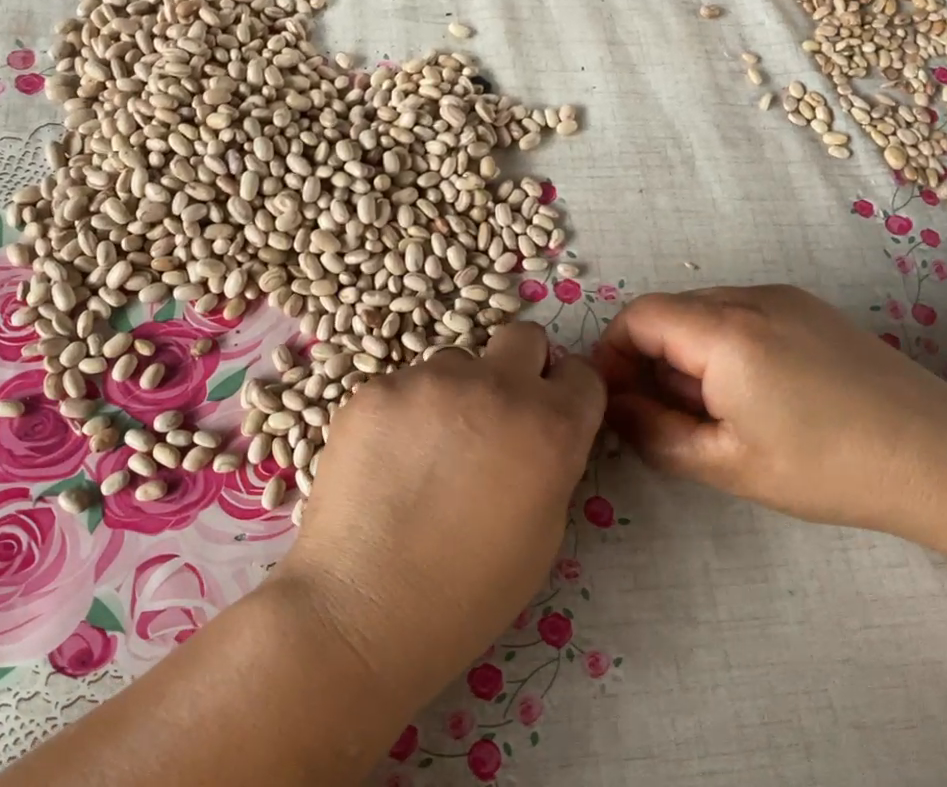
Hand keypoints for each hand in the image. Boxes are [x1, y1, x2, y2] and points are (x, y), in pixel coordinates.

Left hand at [274, 323, 606, 704]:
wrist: (365, 608)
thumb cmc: (468, 592)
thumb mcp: (544, 533)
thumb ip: (551, 464)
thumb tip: (537, 435)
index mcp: (550, 426)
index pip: (581, 374)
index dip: (568, 395)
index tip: (551, 414)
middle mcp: (495, 387)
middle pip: (522, 338)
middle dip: (519, 367)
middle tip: (494, 417)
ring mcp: (428, 380)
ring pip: (455, 362)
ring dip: (454, 393)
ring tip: (426, 453)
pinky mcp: (374, 389)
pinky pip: (402, 385)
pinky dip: (403, 411)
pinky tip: (385, 461)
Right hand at [594, 286, 946, 537]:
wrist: (945, 458)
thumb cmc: (828, 468)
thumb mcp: (726, 464)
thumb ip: (652, 432)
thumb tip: (613, 407)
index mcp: (725, 331)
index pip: (637, 317)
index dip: (613, 354)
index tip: (616, 401)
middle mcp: (751, 297)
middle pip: (669, 312)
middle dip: (648, 358)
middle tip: (659, 416)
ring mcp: (786, 299)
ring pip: (704, 313)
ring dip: (684, 354)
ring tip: (709, 412)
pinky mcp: (811, 310)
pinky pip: (741, 316)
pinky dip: (721, 347)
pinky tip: (750, 396)